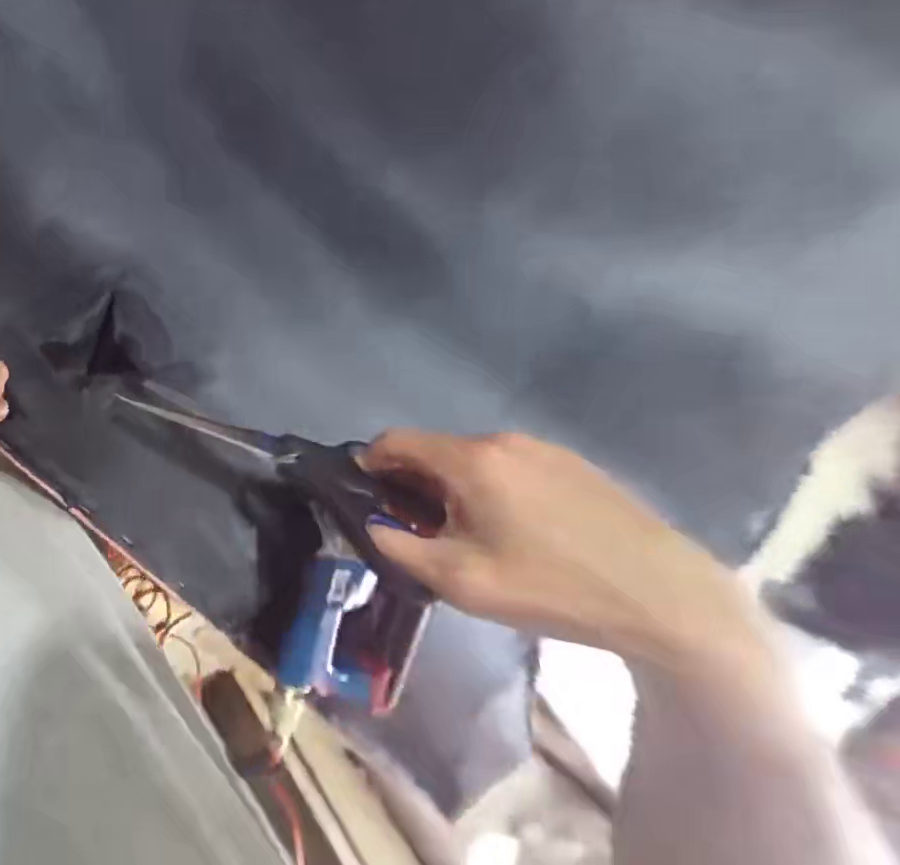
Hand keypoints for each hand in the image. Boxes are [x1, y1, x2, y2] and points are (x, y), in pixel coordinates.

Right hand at [361, 430, 761, 672]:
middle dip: (413, 480)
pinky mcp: (580, 467)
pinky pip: (513, 466)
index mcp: (471, 460)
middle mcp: (504, 441)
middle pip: (434, 449)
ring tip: (470, 530)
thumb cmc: (555, 588)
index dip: (370, 462)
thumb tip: (376, 525)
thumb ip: (399, 547)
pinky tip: (518, 529)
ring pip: (474, 459)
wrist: (678, 607)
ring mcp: (547, 451)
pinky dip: (494, 486)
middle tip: (418, 524)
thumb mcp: (460, 581)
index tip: (369, 495)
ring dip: (454, 484)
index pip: (394, 440)